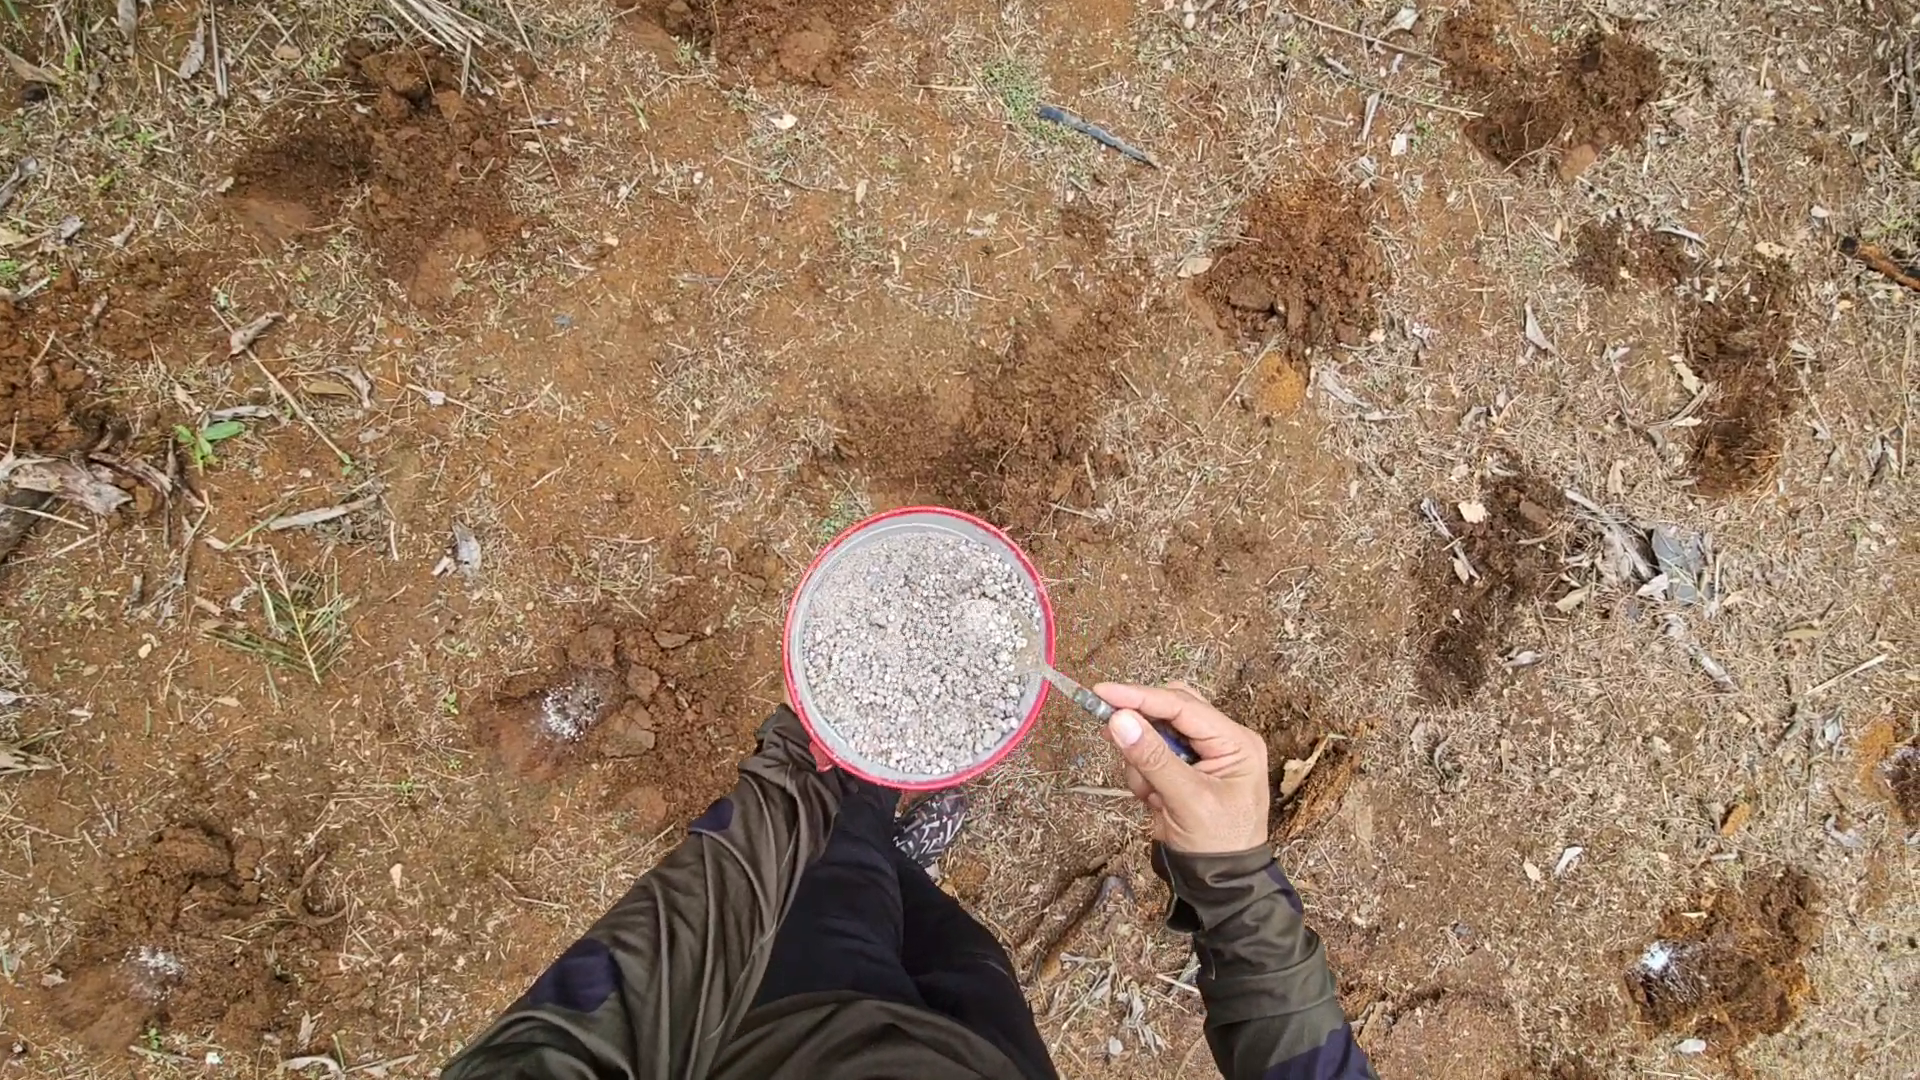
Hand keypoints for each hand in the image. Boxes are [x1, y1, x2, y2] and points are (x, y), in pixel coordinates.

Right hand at [1093, 681, 1269, 854]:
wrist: (1218, 887)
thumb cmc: (1218, 846)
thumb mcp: (1187, 801)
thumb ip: (1152, 758)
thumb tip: (1118, 719)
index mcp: (1235, 741)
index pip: (1182, 705)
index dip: (1140, 697)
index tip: (1103, 692)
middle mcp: (1220, 740)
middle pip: (1168, 711)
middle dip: (1141, 730)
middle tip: (1109, 729)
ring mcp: (1199, 754)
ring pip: (1152, 732)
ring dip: (1141, 761)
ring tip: (1151, 795)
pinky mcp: (1180, 767)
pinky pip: (1148, 755)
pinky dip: (1141, 774)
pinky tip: (1154, 800)